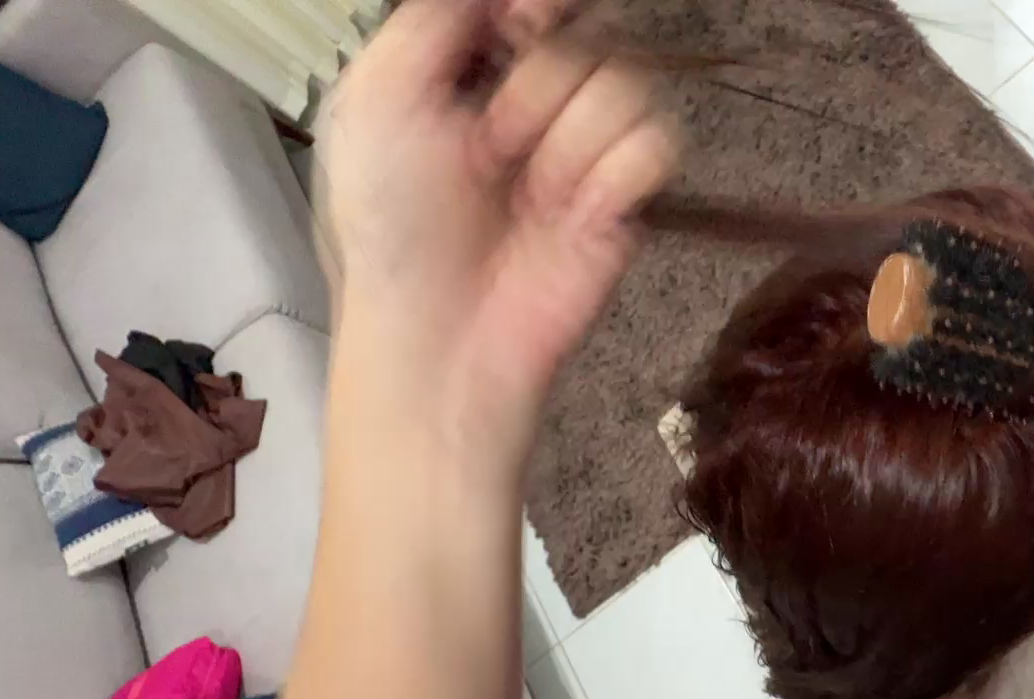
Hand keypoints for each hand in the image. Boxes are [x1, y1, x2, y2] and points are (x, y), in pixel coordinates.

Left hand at [317, 0, 678, 480]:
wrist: (448, 331)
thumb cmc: (395, 226)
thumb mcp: (377, 97)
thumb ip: (436, 20)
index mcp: (471, 73)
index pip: (535, 7)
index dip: (539, 3)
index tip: (524, 19)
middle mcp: (535, 108)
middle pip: (588, 39)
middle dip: (539, 85)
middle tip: (494, 141)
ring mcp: (585, 159)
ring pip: (625, 90)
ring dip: (570, 138)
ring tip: (532, 192)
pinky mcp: (626, 207)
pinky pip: (655, 150)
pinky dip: (619, 174)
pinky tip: (578, 210)